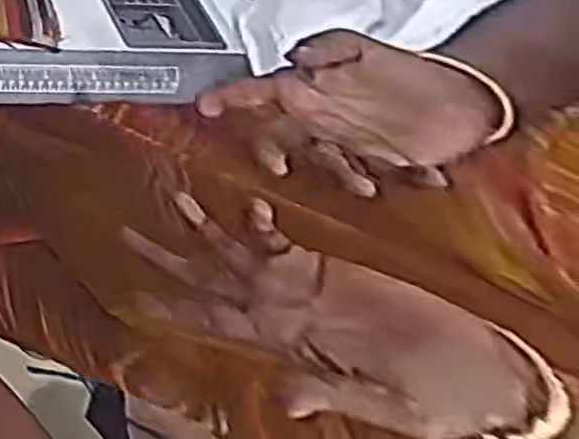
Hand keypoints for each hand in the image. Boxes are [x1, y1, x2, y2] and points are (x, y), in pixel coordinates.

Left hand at [124, 193, 535, 436]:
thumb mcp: (383, 405)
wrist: (483, 376)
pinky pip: (274, 238)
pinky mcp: (316, 264)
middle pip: (200, 275)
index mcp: (275, 338)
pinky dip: (258, 221)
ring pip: (227, 247)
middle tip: (122, 233)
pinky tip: (252, 207)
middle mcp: (268, 303)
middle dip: (161, 255)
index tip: (129, 299)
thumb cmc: (434, 400)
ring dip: (201, 225)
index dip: (169, 309)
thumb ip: (327, 392)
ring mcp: (289, 280)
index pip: (208, 321)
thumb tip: (283, 398)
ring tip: (177, 200)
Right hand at [198, 30, 502, 196]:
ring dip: (337, 174)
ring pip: (320, 160)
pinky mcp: (375, 159)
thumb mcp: (359, 46)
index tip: (205, 106)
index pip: (251, 92)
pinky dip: (386, 180)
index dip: (225, 98)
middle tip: (277, 166)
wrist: (467, 97)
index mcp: (300, 89)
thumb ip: (326, 46)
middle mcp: (313, 114)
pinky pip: (366, 172)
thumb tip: (297, 56)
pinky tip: (413, 180)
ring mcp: (342, 138)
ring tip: (362, 184)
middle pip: (274, 133)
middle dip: (268, 150)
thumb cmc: (405, 69)